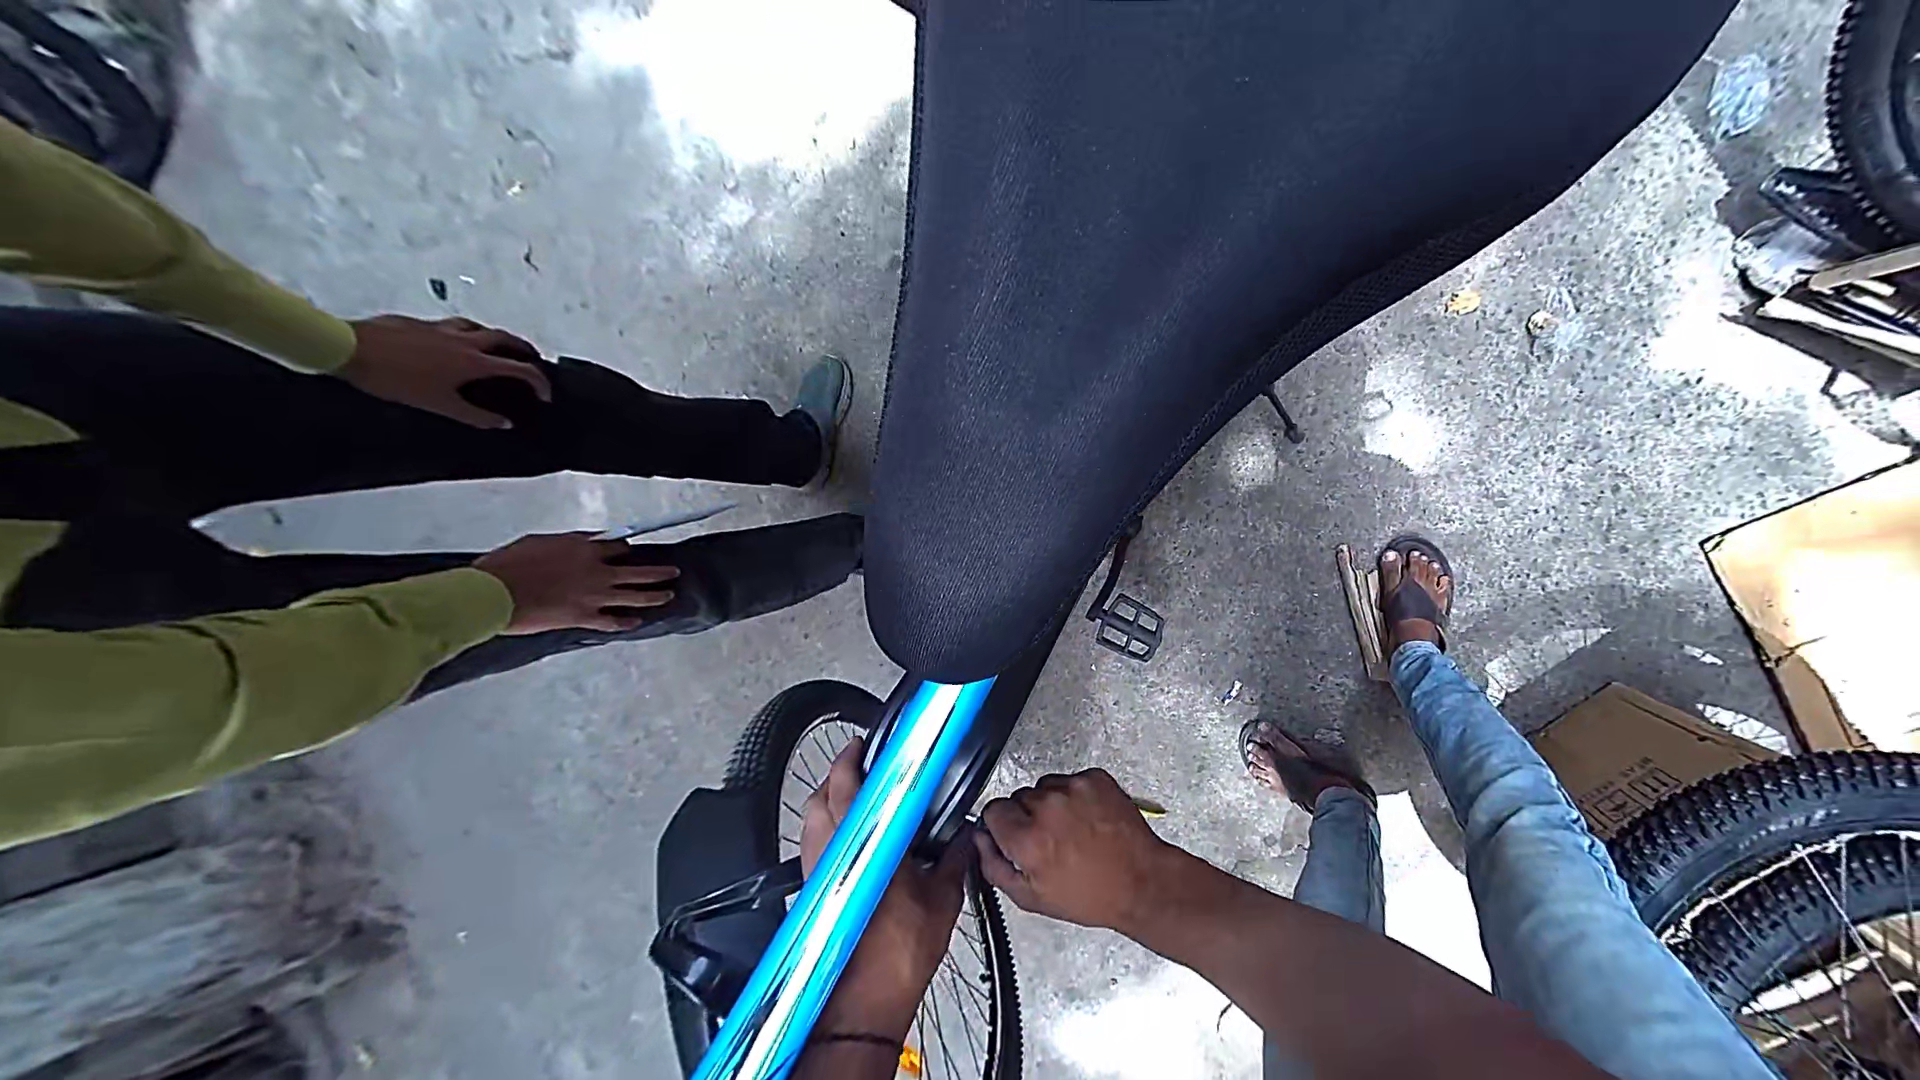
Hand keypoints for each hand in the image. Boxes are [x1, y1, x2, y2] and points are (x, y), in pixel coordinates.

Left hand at [339, 315, 552, 428]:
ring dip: (493, 337)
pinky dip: (462, 335)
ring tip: (494, 347)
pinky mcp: (418, 323)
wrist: (348, 348)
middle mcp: (464, 340)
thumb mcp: (440, 405)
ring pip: (478, 327)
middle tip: (531, 359)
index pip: (520, 369)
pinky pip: (450, 326)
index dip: (539, 383)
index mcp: (474, 362)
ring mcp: (440, 328)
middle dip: (524, 349)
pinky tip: (450, 344)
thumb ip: (475, 416)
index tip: (544, 395)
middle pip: (505, 338)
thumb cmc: (398, 381)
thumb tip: (504, 424)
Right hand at [472, 532, 677, 633]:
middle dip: (660, 572)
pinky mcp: (584, 616)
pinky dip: (627, 621)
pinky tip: (636, 622)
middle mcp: (597, 571)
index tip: (630, 553)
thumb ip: (566, 543)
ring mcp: (594, 595)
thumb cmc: (507, 564)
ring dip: (655, 595)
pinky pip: (613, 620)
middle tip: (674, 572)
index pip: (618, 547)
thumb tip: (581, 542)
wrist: (493, 593)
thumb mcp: (538, 542)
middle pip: (639, 571)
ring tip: (669, 595)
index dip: (626, 550)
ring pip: (636, 596)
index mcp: (584, 548)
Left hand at [802, 738, 969, 1039]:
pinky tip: (849, 842)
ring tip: (854, 798)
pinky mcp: (810, 890)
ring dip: (828, 800)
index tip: (865, 744)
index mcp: (865, 841)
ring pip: (811, 819)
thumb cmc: (896, 954)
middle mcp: (832, 850)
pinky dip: (824, 831)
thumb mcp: (941, 897)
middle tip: (859, 765)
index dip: (854, 757)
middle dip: (838, 774)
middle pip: (821, 794)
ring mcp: (816, 870)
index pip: (849, 782)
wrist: (864, 1002)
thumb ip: (954, 858)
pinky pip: (811, 846)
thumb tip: (964, 838)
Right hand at [975, 768, 1175, 934]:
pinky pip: (1070, 780)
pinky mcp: (1094, 778)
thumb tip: (980, 841)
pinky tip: (1088, 820)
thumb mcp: (1033, 899)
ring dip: (1051, 804)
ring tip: (1072, 831)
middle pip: (1018, 798)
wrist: (1142, 882)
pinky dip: (1075, 796)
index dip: (1002, 826)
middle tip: (1050, 840)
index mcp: (1028, 839)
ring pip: (1044, 787)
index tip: (1014, 835)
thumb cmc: (1093, 895)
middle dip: (1028, 817)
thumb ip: (995, 868)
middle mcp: (1047, 807)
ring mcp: (1073, 789)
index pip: (992, 810)